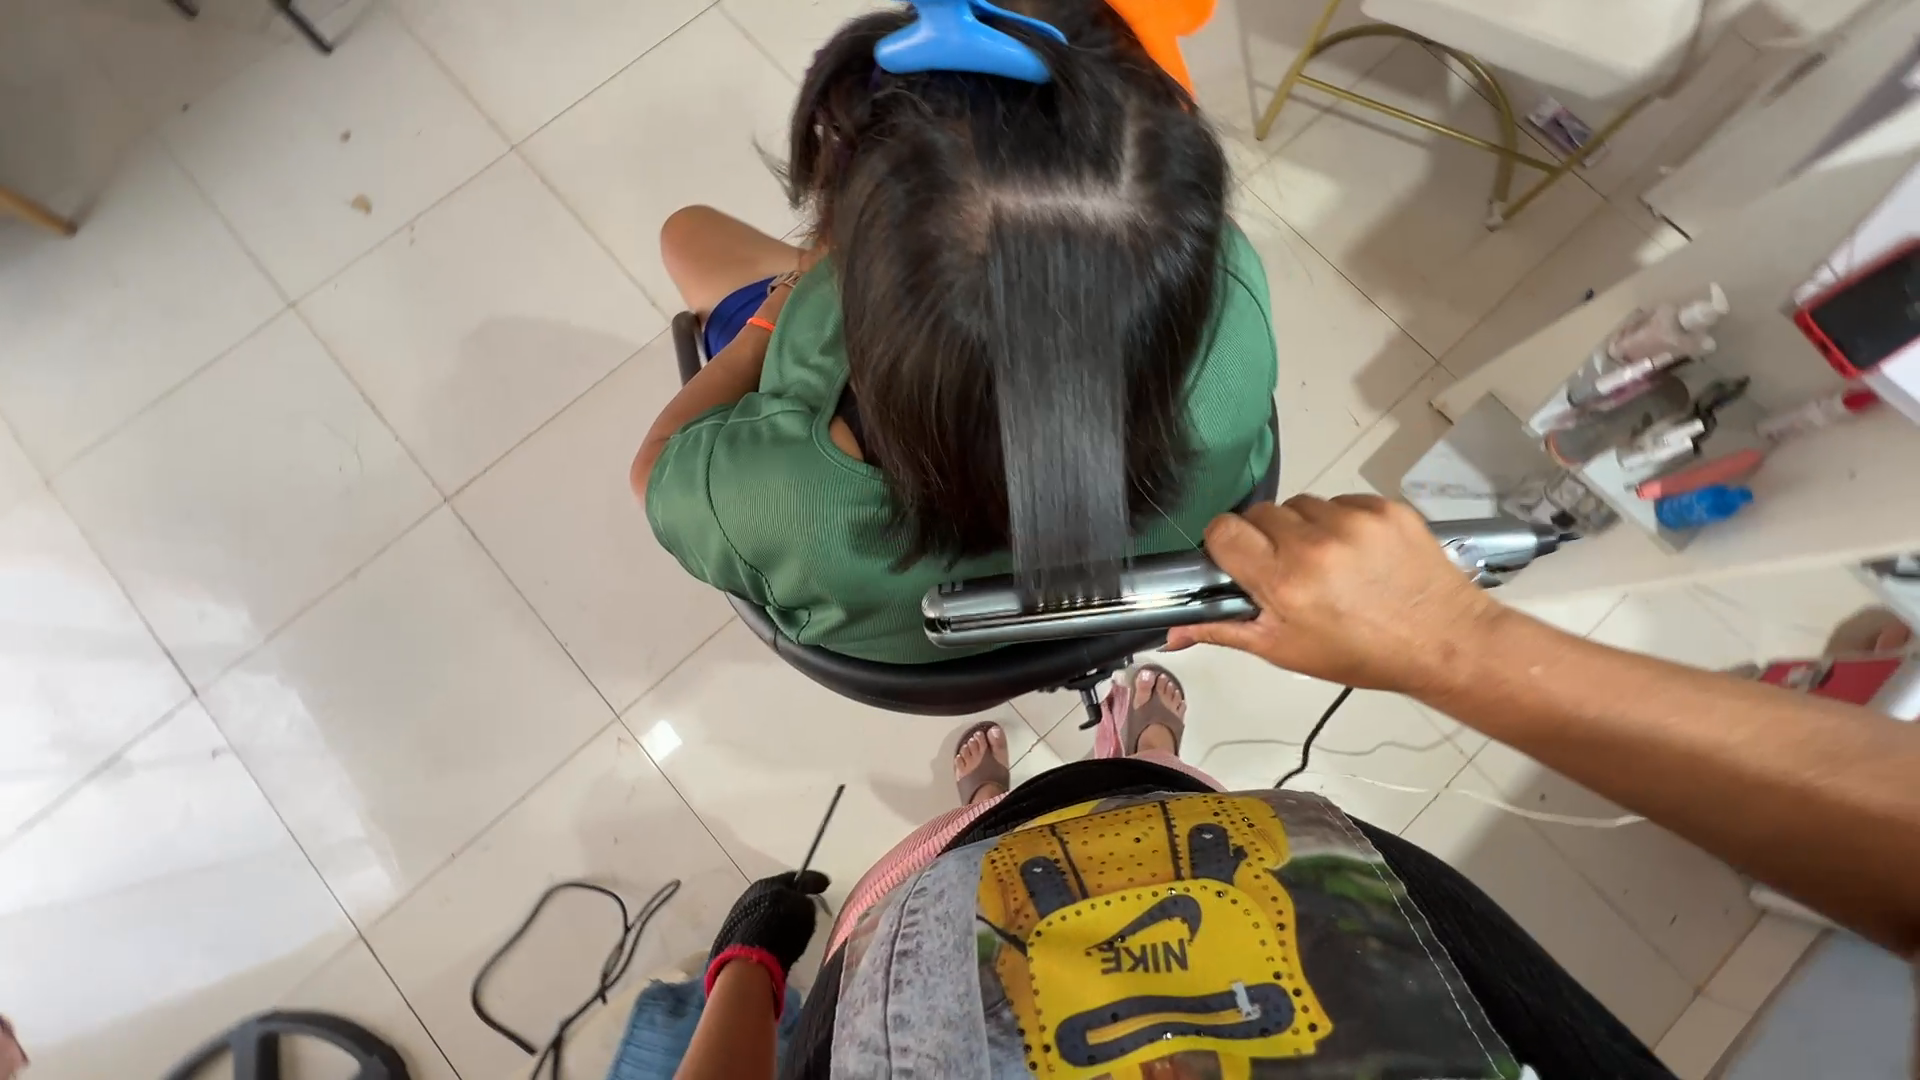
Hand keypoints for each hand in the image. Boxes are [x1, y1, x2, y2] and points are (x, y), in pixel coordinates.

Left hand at [706, 870, 829, 989]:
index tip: (825, 884)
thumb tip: (804, 904)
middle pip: (775, 894)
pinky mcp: (732, 939)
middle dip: (790, 899)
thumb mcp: (805, 910)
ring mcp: (738, 917)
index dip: (811, 879)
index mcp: (767, 883)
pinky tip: (775, 941)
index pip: (794, 877)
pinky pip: (757, 930)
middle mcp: (749, 895)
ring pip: (764, 912)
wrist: (749, 957)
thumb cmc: (781, 927)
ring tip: (790, 928)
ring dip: (776, 917)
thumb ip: (807, 903)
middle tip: (805, 906)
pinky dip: (768, 932)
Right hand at [1164, 495, 1502, 694]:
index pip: (1223, 530)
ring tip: (1327, 561)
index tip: (1240, 561)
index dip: (1225, 544)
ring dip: (1303, 527)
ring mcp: (1353, 522)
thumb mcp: (1284, 651)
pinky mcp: (1385, 508)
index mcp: (1284, 582)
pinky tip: (1356, 552)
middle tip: (1287, 568)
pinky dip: (1339, 521)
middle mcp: (1314, 544)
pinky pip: (1339, 501)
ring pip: (1299, 504)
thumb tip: (1171, 633)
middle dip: (1266, 537)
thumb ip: (1223, 631)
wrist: (1446, 643)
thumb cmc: (1359, 653)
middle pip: (1260, 513)